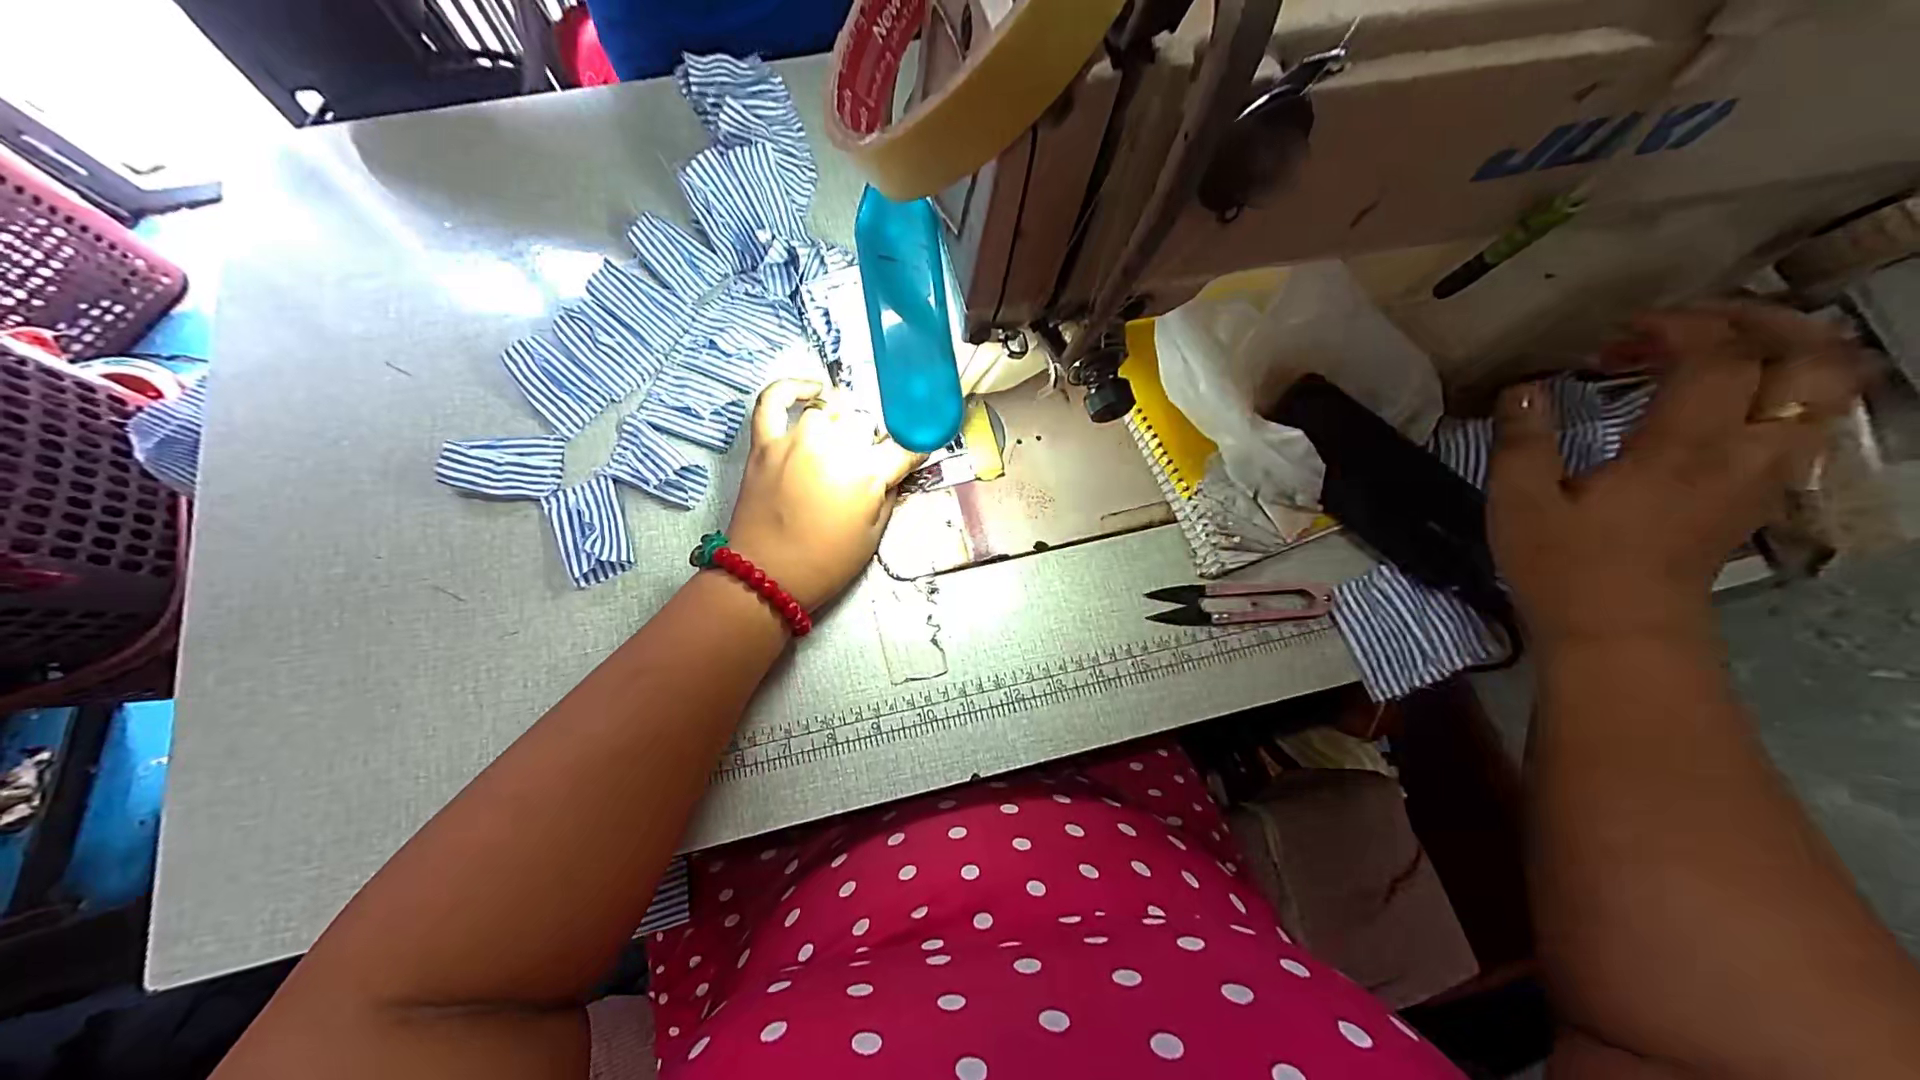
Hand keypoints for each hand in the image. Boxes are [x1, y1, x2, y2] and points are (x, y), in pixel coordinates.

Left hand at [726, 380, 922, 610]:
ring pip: (828, 410)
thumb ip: (888, 493)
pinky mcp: (765, 442)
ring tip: (838, 442)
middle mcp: (834, 447)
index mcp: (867, 473)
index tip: (914, 455)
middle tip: (864, 463)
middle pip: (865, 422)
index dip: (913, 451)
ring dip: (838, 423)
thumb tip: (894, 470)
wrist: (767, 577)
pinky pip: (773, 400)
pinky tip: (811, 389)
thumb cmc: (826, 563)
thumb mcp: (873, 535)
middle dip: (870, 440)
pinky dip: (791, 388)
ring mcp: (796, 440)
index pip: (903, 446)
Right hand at [1490, 303, 1863, 647]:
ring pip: (1826, 390)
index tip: (1623, 331)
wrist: (1618, 631)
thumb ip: (1523, 439)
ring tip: (1714, 352)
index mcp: (1684, 449)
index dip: (1678, 327)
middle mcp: (1746, 452)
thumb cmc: (1564, 567)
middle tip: (1690, 324)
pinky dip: (1775, 390)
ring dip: (1781, 353)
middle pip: (1811, 359)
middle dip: (1759, 322)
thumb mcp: (1520, 502)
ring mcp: (1765, 474)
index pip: (1718, 358)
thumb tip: (1524, 388)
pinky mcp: (1760, 492)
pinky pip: (1804, 420)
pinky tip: (1716, 401)